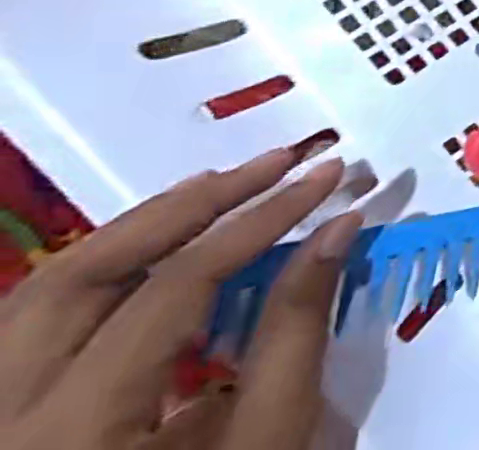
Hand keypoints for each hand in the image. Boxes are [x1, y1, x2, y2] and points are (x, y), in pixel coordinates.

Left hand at [0, 145, 359, 448]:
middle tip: (276, 162)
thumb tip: (341, 228)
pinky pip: (29, 320)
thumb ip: (299, 325)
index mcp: (67, 434)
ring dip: (142, 226)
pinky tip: (160, 241)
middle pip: (79, 276)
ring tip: (224, 185)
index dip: (259, 221)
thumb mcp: (270, 433)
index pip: (174, 288)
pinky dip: (104, 267)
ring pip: (39, 290)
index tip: (328, 176)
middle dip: (191, 205)